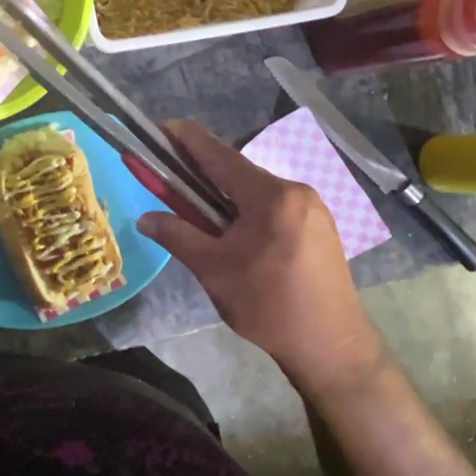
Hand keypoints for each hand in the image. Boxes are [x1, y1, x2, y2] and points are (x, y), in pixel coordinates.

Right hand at [136, 120, 383, 385]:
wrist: (330, 346)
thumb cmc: (268, 305)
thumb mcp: (213, 270)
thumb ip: (178, 236)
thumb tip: (145, 218)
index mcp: (271, 196)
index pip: (220, 155)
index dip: (187, 140)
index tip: (161, 128)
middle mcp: (297, 191)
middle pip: (239, 173)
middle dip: (204, 174)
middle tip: (172, 181)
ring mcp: (315, 209)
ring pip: (257, 191)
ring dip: (226, 197)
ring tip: (200, 216)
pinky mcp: (322, 228)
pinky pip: (276, 207)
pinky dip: (249, 211)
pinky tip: (235, 234)